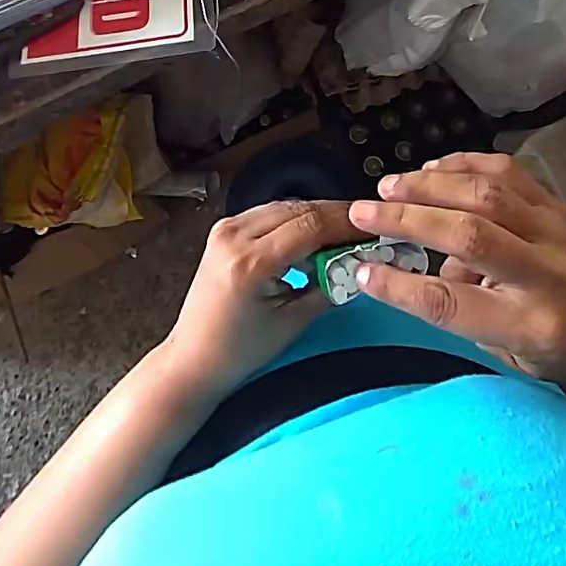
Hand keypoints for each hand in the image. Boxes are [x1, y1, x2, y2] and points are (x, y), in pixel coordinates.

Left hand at [156, 201, 368, 398]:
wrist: (193, 358)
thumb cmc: (239, 350)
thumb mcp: (292, 322)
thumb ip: (327, 287)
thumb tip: (357, 264)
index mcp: (250, 261)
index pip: (310, 225)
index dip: (345, 223)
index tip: (371, 228)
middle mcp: (233, 236)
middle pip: (297, 209)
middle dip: (334, 216)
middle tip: (363, 228)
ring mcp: (225, 229)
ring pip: (283, 206)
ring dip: (314, 216)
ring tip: (341, 233)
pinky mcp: (223, 230)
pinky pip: (267, 214)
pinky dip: (293, 220)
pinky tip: (310, 237)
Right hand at [348, 152, 565, 394]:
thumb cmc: (555, 351)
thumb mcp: (503, 350)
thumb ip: (455, 305)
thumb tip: (412, 257)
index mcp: (532, 324)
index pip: (453, 304)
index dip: (399, 286)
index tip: (361, 269)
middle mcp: (548, 274)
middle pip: (469, 235)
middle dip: (406, 220)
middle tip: (363, 212)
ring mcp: (556, 231)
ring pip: (485, 193)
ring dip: (428, 185)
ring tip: (388, 186)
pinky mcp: (556, 204)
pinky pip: (504, 171)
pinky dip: (460, 164)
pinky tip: (430, 169)